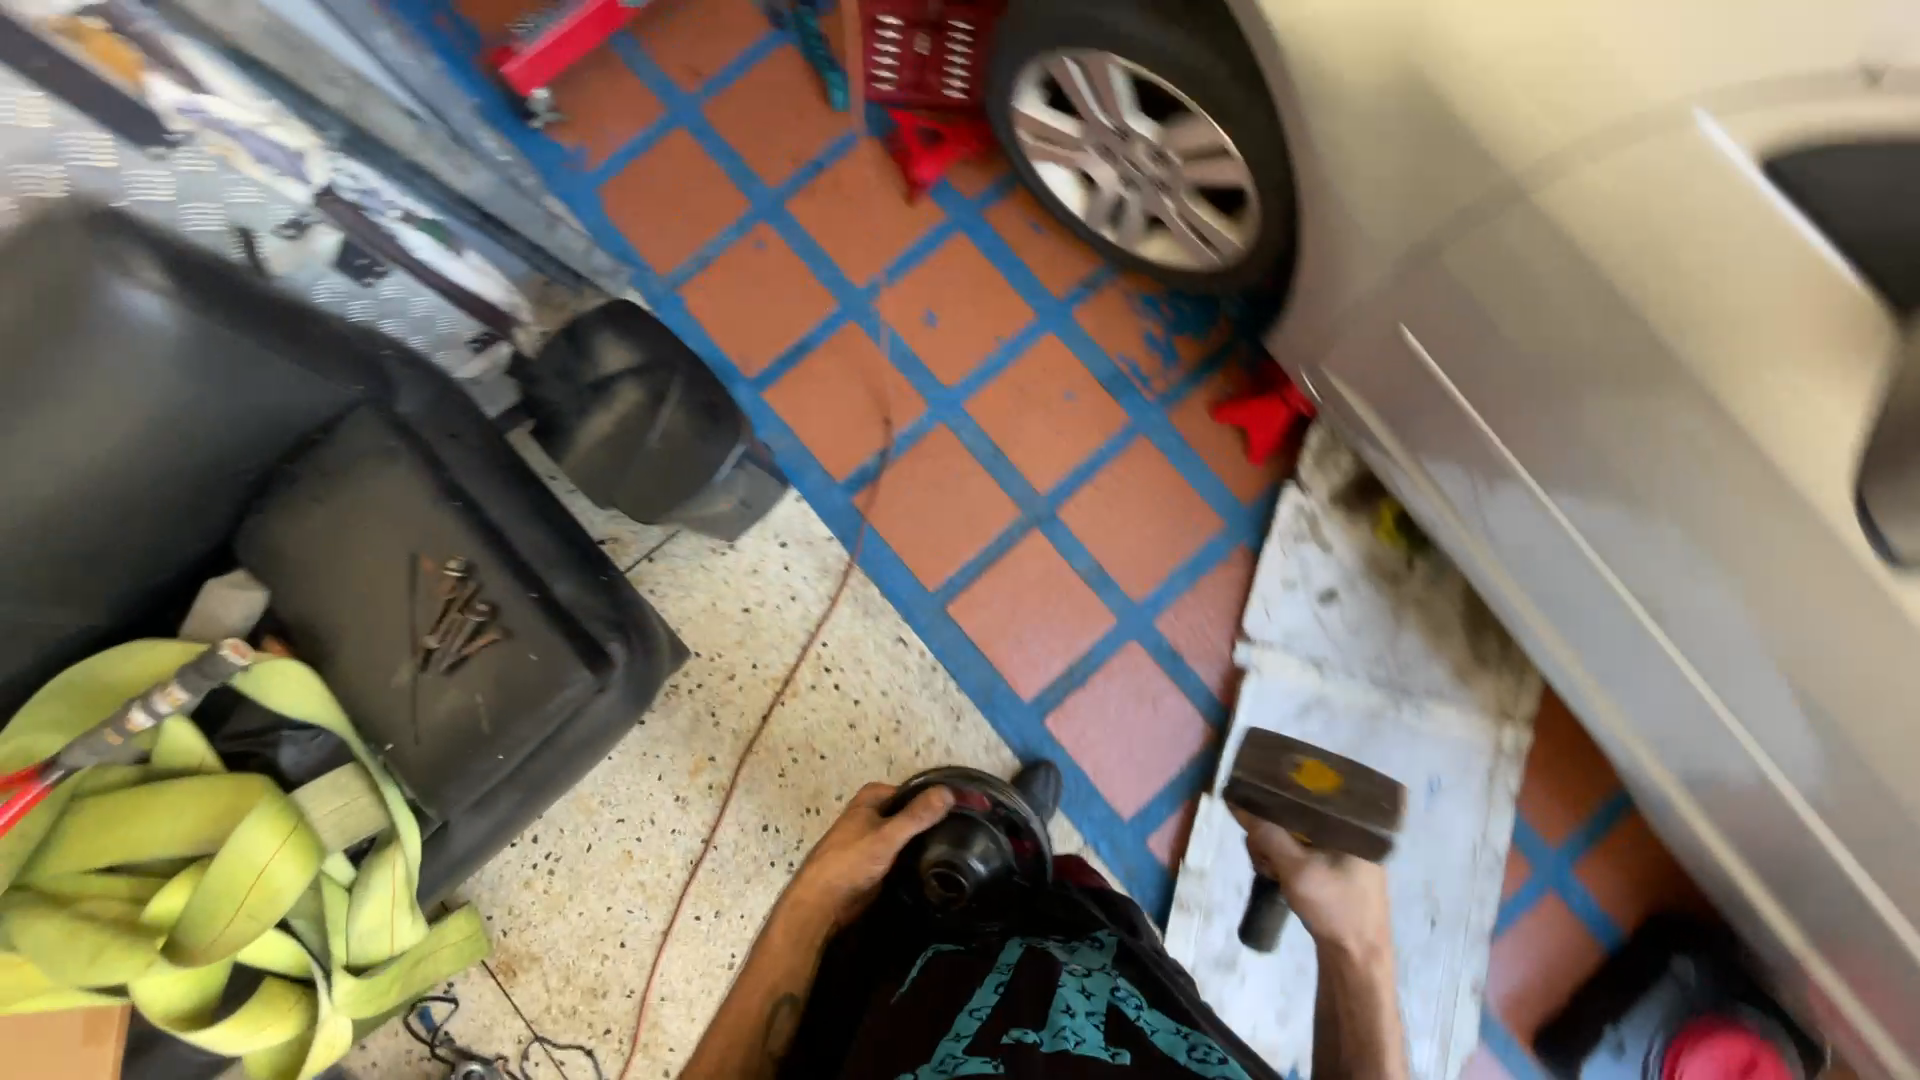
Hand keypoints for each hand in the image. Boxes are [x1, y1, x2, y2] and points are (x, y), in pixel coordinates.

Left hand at [782, 782, 953, 932]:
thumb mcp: (887, 836)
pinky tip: (937, 867)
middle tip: (964, 834)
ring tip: (958, 851)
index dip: (936, 800)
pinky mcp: (877, 862)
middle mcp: (873, 813)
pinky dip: (917, 857)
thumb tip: (949, 791)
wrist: (822, 904)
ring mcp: (875, 839)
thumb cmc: (849, 862)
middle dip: (932, 822)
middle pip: (911, 813)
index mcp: (872, 798)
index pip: (914, 792)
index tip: (964, 811)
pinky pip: (904, 854)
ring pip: (908, 835)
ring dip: (926, 842)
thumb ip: (916, 815)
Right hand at [1232, 808, 1392, 957]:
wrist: (1357, 959)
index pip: (1308, 788)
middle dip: (1271, 829)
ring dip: (1274, 846)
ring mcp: (1342, 849)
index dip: (1277, 794)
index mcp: (1352, 822)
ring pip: (1294, 831)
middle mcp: (1349, 829)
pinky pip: (1301, 847)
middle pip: (1296, 811)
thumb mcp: (1296, 869)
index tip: (1252, 803)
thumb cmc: (1335, 909)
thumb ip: (1266, 834)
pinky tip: (1276, 874)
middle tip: (1263, 855)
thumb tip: (1235, 802)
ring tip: (1269, 869)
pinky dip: (1284, 857)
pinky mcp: (1334, 866)